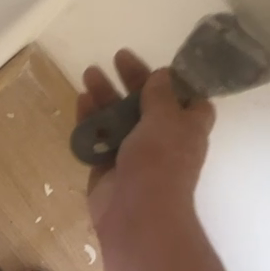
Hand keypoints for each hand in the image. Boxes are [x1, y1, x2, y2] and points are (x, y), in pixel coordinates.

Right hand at [79, 49, 215, 234]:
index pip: (188, 98)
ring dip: (106, 95)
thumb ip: (160, 93)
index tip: (160, 65)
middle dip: (132, 80)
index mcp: (187, 127)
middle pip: (147, 102)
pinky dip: (90, 120)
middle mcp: (163, 138)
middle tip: (117, 57)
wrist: (137, 212)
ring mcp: (134, 153)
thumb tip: (161, 75)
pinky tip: (81, 101)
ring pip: (119, 117)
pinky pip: (98, 137)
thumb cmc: (160, 161)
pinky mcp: (107, 166)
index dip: (176, 80)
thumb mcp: (166, 117)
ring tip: (89, 73)